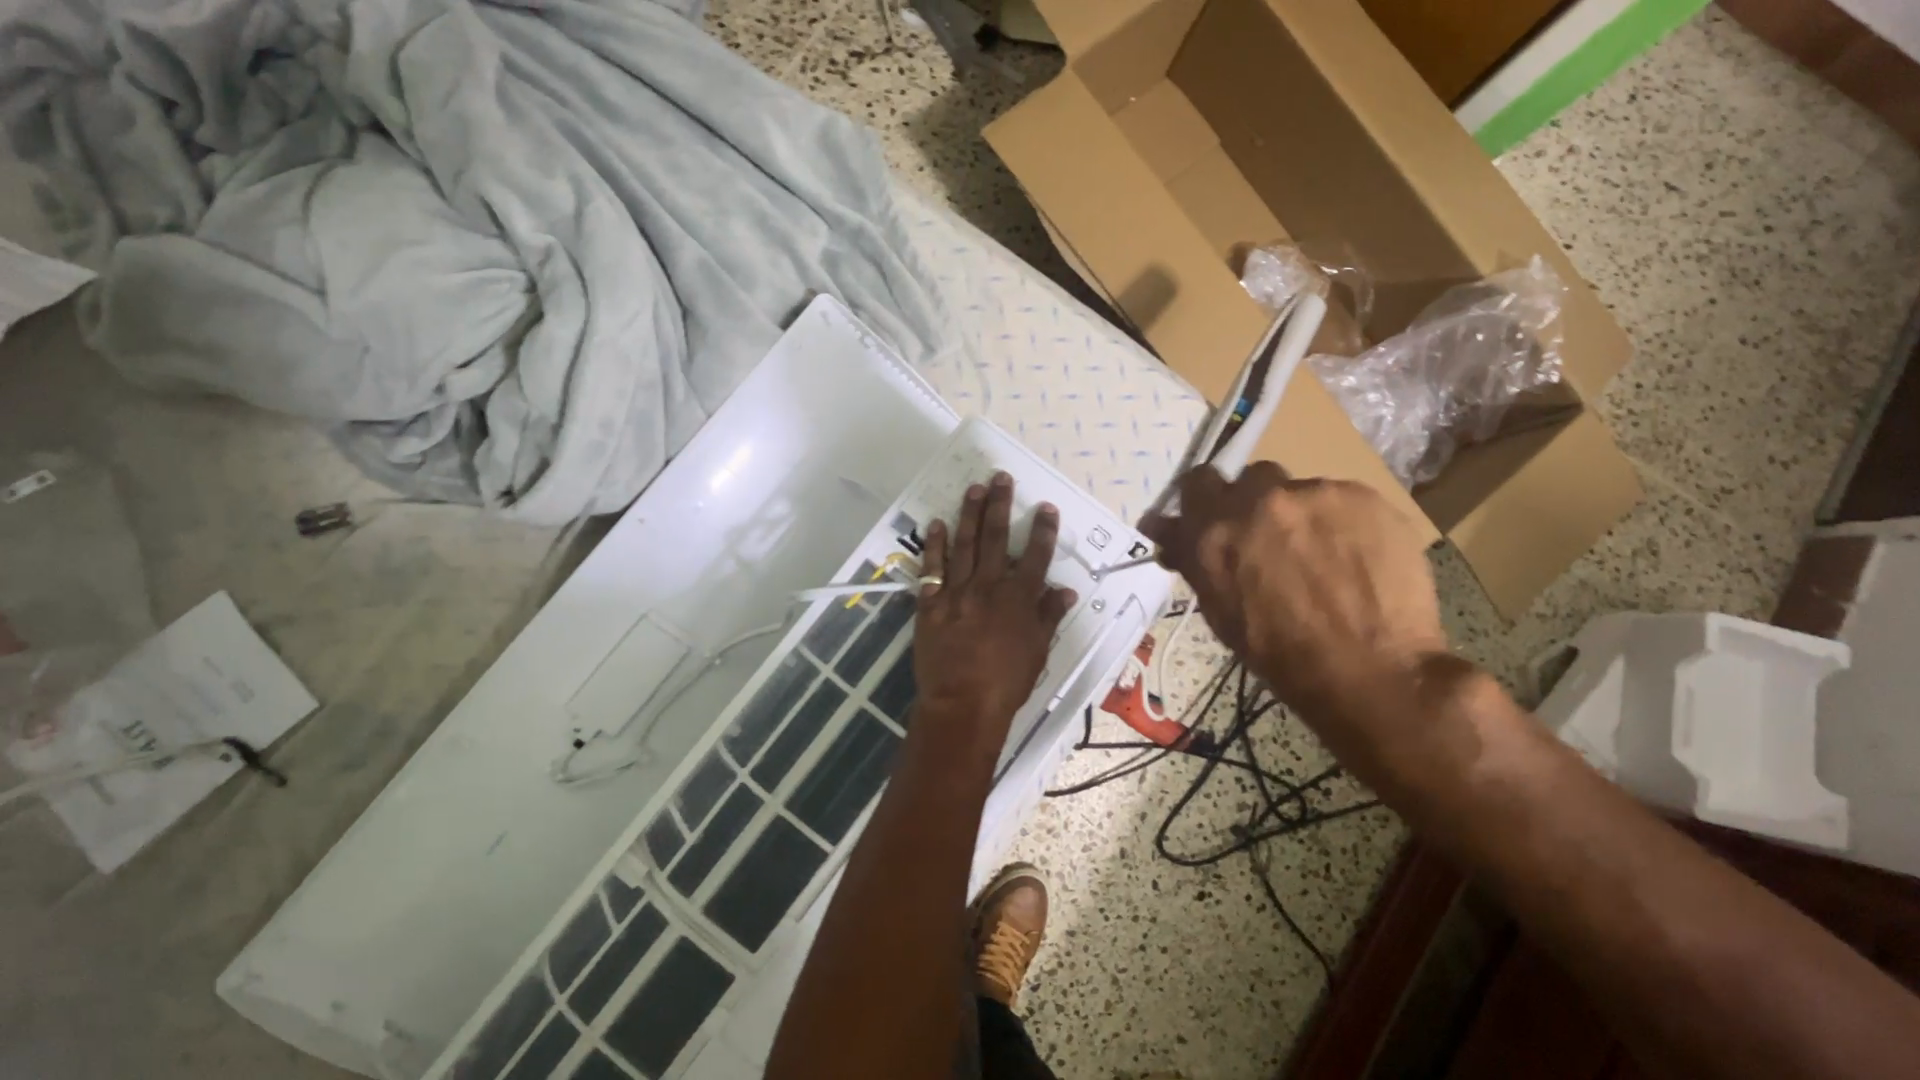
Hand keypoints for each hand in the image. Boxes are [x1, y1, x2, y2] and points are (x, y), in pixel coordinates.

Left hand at [913, 472, 1077, 725]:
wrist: (962, 705)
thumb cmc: (1007, 684)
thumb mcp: (1038, 652)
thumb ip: (1048, 617)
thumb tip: (1065, 591)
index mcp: (1019, 599)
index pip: (1035, 556)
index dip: (1042, 530)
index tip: (1044, 507)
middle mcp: (988, 587)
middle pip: (995, 538)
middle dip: (1000, 505)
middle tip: (1000, 477)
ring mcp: (956, 593)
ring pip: (963, 545)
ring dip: (968, 514)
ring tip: (973, 488)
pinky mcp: (930, 605)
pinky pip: (931, 569)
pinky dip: (934, 545)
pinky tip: (936, 524)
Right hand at [1140, 463, 1449, 724]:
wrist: (1370, 670)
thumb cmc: (1281, 656)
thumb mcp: (1220, 611)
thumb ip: (1195, 560)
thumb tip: (1165, 530)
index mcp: (1214, 532)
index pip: (1196, 485)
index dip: (1207, 501)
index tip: (1215, 519)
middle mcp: (1257, 501)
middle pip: (1250, 479)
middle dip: (1256, 504)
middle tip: (1271, 539)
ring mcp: (1312, 494)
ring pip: (1300, 491)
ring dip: (1302, 515)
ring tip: (1324, 555)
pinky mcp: (1361, 496)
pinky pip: (1343, 501)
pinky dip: (1344, 524)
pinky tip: (1358, 558)